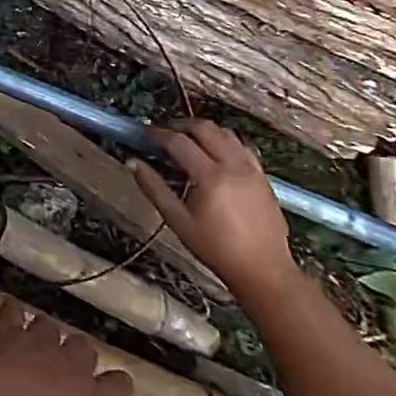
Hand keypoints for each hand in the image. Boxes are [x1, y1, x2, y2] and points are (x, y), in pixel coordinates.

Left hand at [0, 300, 131, 395]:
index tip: (110, 393)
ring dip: (46, 337)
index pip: (119, 387)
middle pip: (84, 348)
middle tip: (69, 373)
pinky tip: (9, 319)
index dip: (114, 391)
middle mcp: (67, 367)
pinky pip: (11, 311)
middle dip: (78, 359)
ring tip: (39, 349)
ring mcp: (31, 345)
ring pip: (49, 326)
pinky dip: (12, 315)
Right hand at [130, 119, 296, 296]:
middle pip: (205, 128)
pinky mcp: (263, 177)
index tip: (146, 134)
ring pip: (226, 133)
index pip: (179, 142)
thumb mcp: (177, 220)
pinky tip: (214, 154)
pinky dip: (224, 141)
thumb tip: (132, 162)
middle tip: (164, 132)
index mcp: (211, 177)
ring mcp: (252, 170)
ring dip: (203, 130)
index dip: (159, 134)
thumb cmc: (216, 248)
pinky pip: (241, 146)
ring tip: (187, 140)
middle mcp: (234, 166)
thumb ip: (153, 187)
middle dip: (181, 125)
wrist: (263, 270)